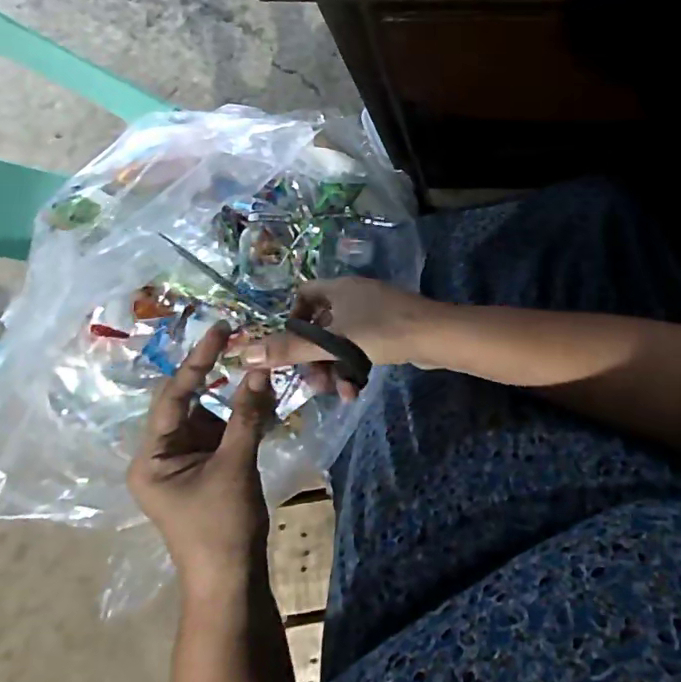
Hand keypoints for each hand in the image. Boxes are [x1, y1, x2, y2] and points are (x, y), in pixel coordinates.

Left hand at [128, 323, 275, 596]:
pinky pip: (222, 432)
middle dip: (217, 376)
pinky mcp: (206, 469)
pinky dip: (242, 417)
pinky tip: (264, 399)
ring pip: (209, 416)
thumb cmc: (221, 526)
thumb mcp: (235, 465)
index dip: (198, 361)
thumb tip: (260, 370)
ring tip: (261, 370)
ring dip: (235, 396)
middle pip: (189, 403)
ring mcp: (185, 462)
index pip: (173, 397)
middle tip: (242, 341)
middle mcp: (161, 455)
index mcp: (151, 456)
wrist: (231, 582)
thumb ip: (246, 415)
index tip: (219, 329)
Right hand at [230, 277, 442, 398]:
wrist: (435, 335)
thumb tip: (245, 355)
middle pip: (320, 325)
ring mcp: (373, 312)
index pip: (303, 295)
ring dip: (333, 368)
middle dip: (314, 357)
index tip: (288, 347)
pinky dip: (353, 368)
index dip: (291, 319)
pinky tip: (353, 391)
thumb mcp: (332, 343)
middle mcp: (353, 296)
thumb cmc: (381, 331)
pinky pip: (360, 349)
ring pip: (340, 342)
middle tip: (313, 383)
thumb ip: (289, 350)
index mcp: (338, 288)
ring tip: (336, 393)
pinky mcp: (389, 330)